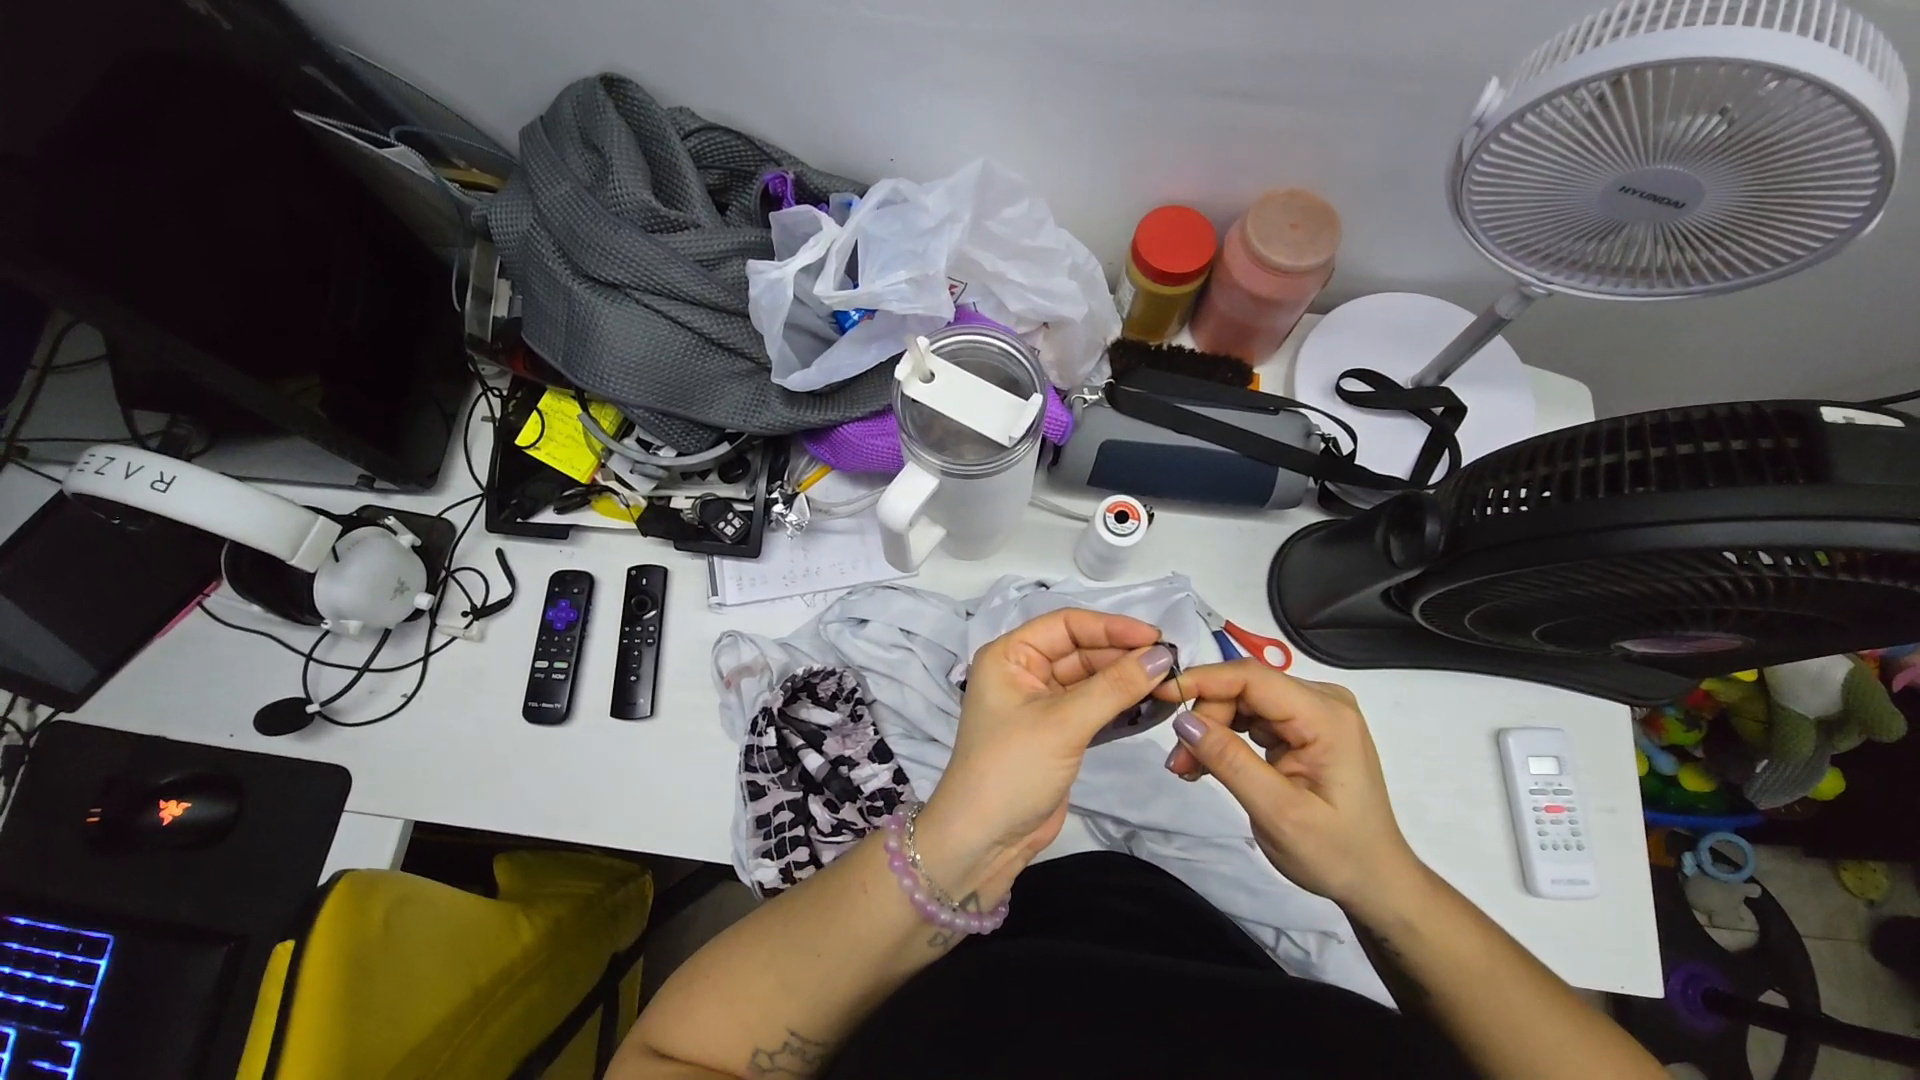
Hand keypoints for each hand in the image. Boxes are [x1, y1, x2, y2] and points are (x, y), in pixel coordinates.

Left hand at [915, 609, 1173, 895]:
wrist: (984, 840)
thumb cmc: (1012, 769)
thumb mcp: (1064, 723)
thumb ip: (1115, 687)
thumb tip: (1162, 655)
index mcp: (1010, 656)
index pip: (1066, 625)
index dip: (1112, 627)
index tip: (1156, 637)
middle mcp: (1023, 672)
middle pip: (1082, 650)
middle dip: (1124, 656)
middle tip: (1172, 664)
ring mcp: (1041, 704)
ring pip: (1091, 679)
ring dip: (1127, 681)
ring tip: (1170, 683)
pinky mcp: (1058, 733)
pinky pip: (1094, 707)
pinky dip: (1121, 705)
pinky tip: (1152, 706)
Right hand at [1157, 660, 1422, 908]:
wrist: (1375, 881)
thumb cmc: (1335, 852)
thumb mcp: (1277, 812)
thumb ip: (1229, 761)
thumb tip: (1182, 720)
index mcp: (1326, 716)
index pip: (1252, 677)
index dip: (1202, 680)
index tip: (1159, 695)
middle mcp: (1322, 702)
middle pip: (1244, 688)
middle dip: (1204, 717)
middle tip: (1177, 763)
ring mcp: (1313, 714)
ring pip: (1242, 701)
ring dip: (1210, 729)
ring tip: (1188, 769)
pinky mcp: (1302, 729)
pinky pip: (1251, 718)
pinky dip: (1225, 738)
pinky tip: (1207, 764)